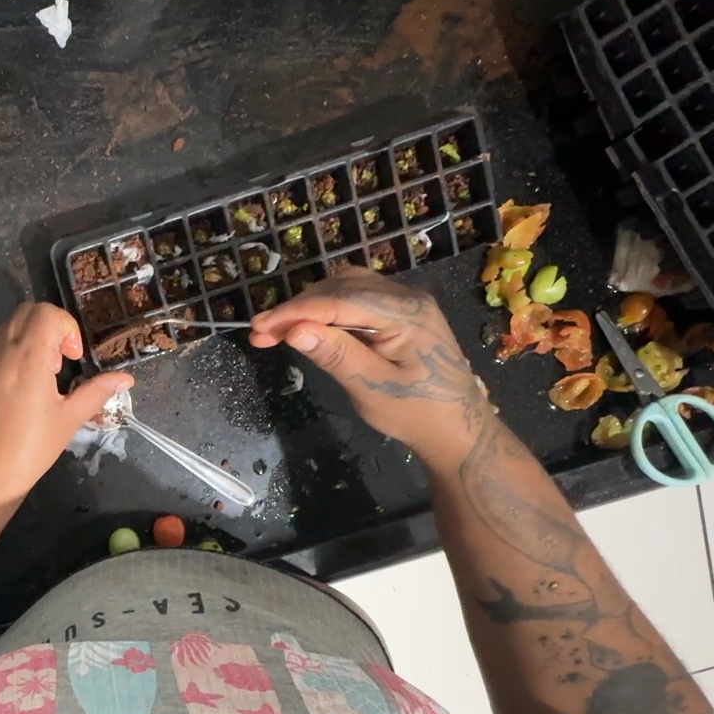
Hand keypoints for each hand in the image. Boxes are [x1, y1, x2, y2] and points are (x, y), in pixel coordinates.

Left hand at [0, 303, 133, 508]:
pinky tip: (21, 384)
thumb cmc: (32, 449)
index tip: (73, 359)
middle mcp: (2, 351)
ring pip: (8, 324)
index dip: (67, 329)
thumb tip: (126, 378)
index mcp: (27, 358)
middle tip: (59, 363)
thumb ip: (97, 392)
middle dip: (50, 327)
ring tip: (41, 374)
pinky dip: (13, 349)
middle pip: (27, 311)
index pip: (48, 314)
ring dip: (30, 336)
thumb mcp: (70, 419)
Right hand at [248, 268, 490, 469]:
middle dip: (297, 307)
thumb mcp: (372, 388)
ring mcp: (403, 303)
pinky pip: (354, 300)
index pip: (339, 301)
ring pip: (345, 289)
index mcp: (405, 314)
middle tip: (260, 334)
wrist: (456, 426)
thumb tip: (295, 331)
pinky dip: (324, 310)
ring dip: (308, 306)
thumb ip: (336, 355)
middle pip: (340, 287)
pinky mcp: (397, 313)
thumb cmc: (415, 412)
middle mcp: (406, 298)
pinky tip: (306, 328)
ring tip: (276, 331)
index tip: (257, 328)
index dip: (294, 311)